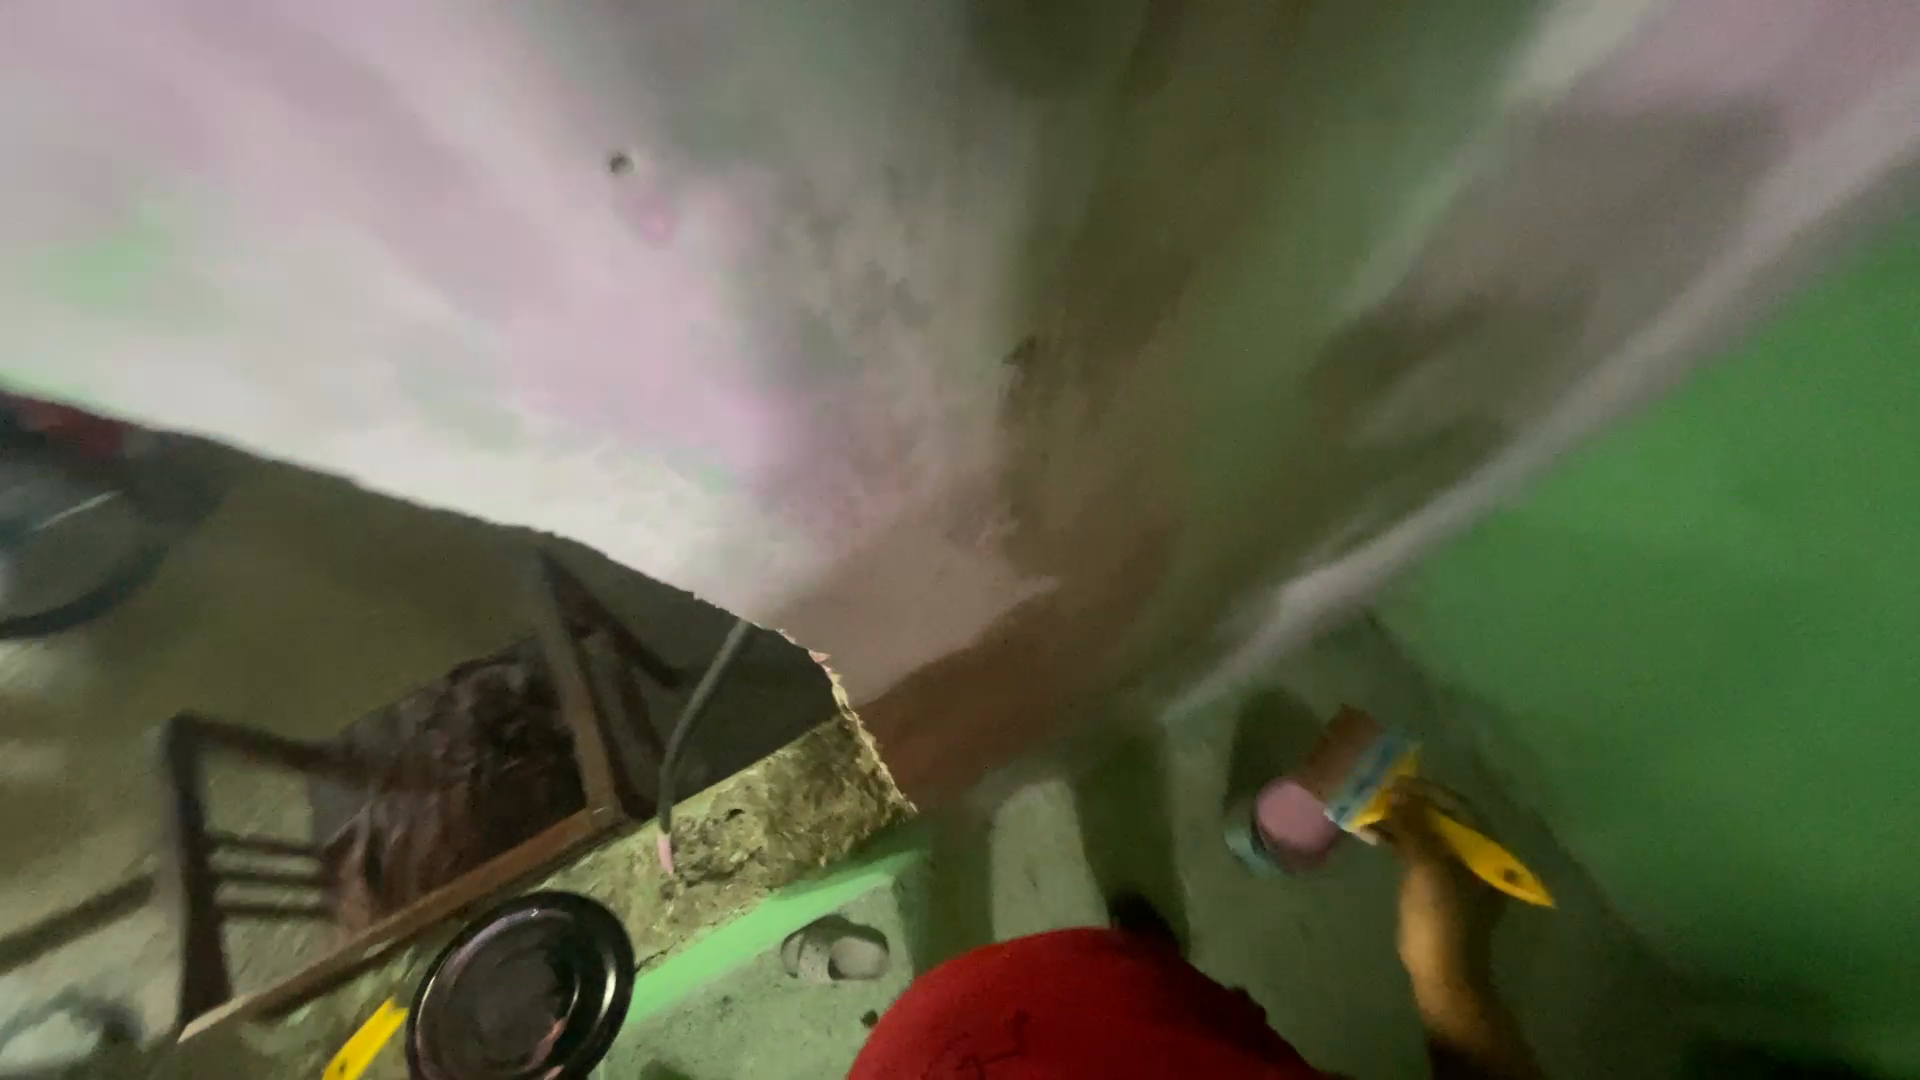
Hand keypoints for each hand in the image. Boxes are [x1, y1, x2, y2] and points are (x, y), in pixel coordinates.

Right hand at [1377, 784, 1502, 995]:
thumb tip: (1397, 792)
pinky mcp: (1435, 886)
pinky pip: (1415, 852)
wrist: (1441, 970)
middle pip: (1440, 819)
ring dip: (1397, 821)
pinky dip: (1394, 840)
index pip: (1458, 807)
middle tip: (1376, 793)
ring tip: (1366, 812)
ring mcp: (1455, 873)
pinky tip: (1369, 834)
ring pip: (1425, 835)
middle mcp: (1475, 858)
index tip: (1394, 780)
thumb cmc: (1440, 916)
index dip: (1426, 790)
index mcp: (1485, 853)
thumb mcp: (1427, 866)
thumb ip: (1414, 826)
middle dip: (1407, 804)